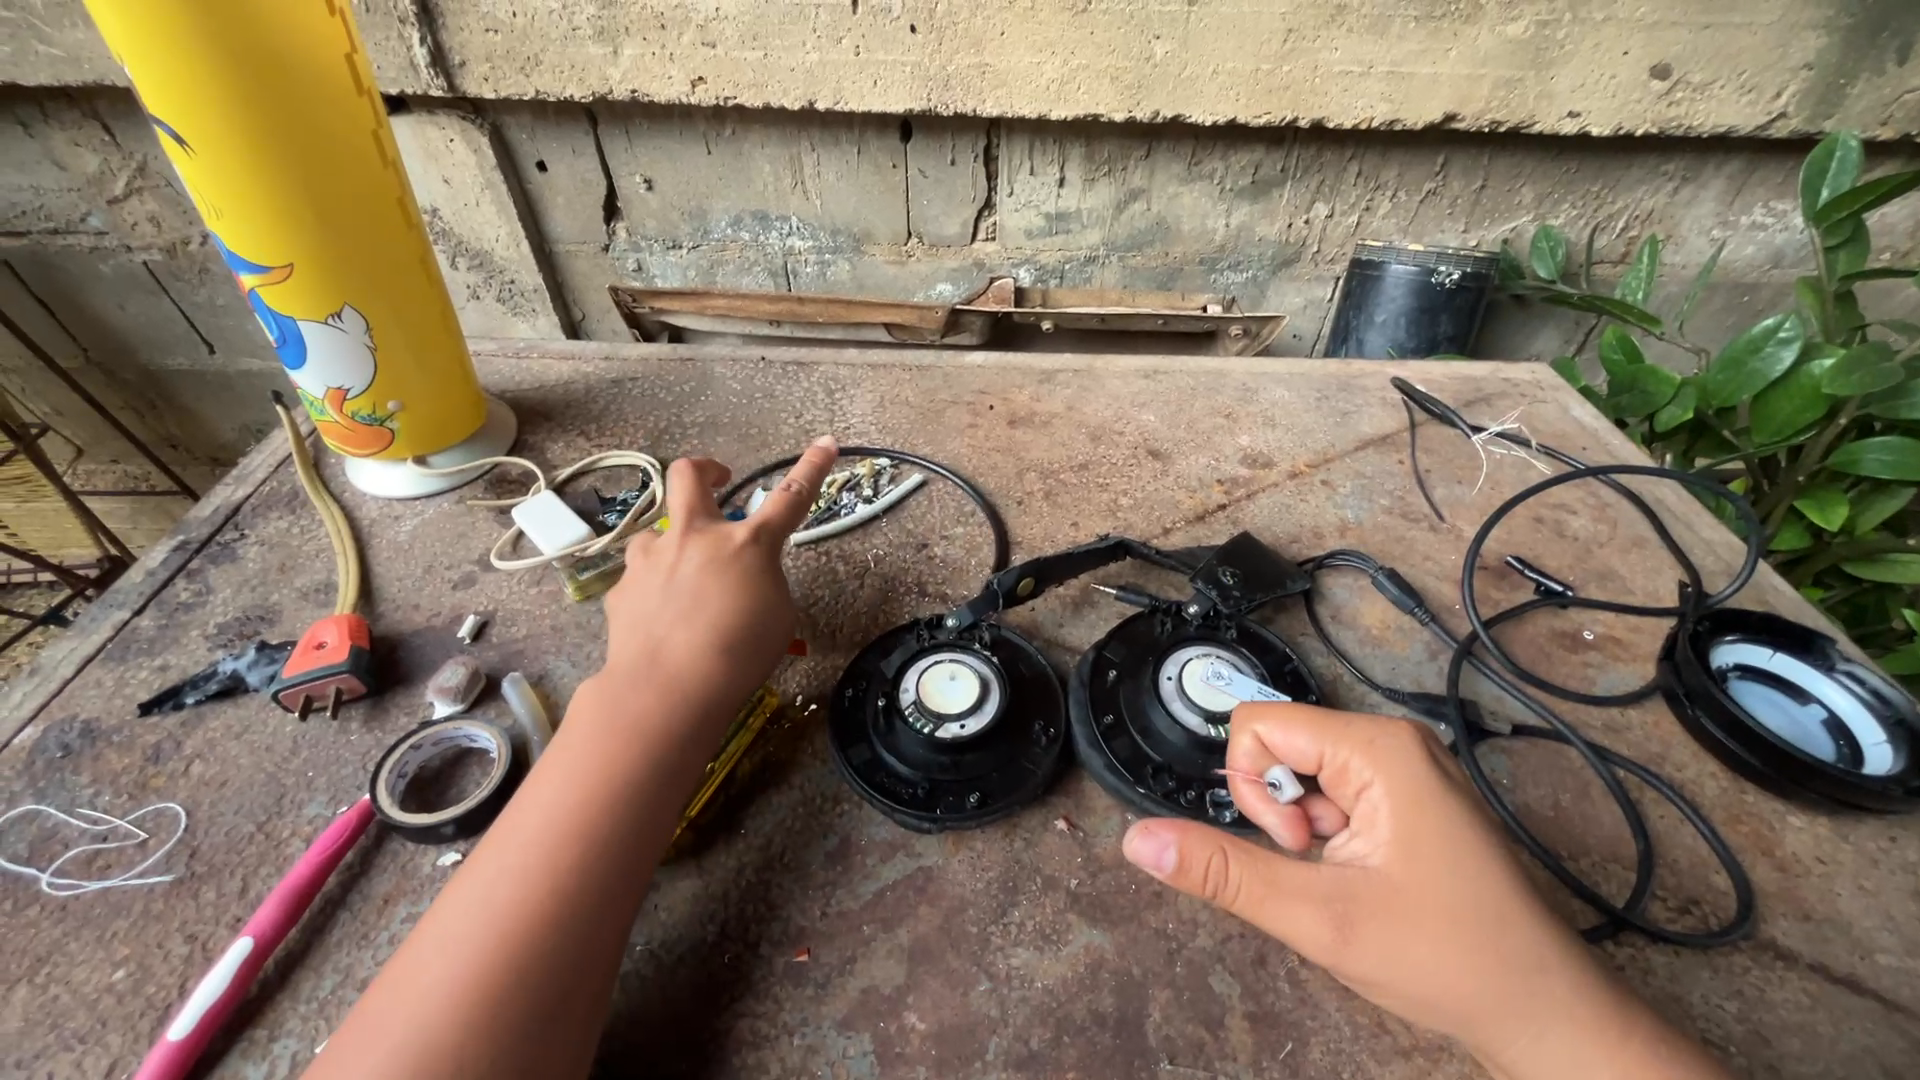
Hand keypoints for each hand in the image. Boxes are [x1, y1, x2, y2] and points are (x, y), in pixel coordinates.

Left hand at [596, 436, 838, 726]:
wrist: (667, 689)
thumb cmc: (739, 654)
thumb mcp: (777, 616)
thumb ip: (764, 582)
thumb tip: (743, 577)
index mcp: (747, 544)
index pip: (791, 496)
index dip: (812, 467)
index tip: (826, 443)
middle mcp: (696, 538)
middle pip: (690, 475)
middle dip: (706, 469)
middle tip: (717, 480)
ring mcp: (652, 558)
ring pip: (659, 531)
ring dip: (673, 545)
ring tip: (683, 579)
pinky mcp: (623, 587)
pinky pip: (642, 578)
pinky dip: (654, 591)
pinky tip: (661, 623)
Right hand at [1120, 704, 1727, 1078]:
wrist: (1544, 1013)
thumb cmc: (1443, 958)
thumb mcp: (1317, 919)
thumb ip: (1220, 872)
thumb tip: (1138, 842)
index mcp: (1375, 747)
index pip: (1257, 725)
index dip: (1252, 789)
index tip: (1296, 846)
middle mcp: (1391, 741)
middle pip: (1279, 745)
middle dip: (1279, 810)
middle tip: (1321, 864)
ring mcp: (1405, 767)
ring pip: (1301, 772)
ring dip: (1303, 826)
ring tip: (1347, 876)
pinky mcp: (1409, 794)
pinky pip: (1333, 791)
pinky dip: (1327, 832)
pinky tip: (1362, 875)